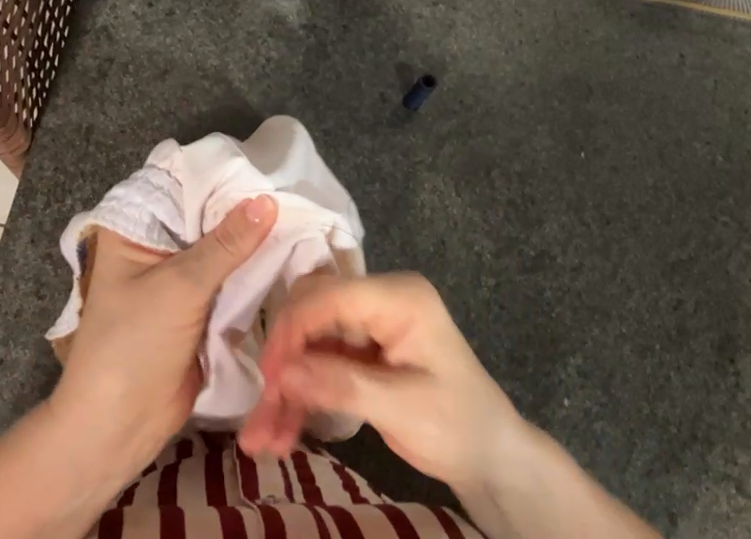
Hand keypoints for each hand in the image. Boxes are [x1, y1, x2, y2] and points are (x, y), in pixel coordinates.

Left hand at [50, 194, 276, 474]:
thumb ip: (226, 244)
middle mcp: (154, 245)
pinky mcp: (198, 308)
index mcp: (132, 227)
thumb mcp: (180, 287)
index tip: (266, 166)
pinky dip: (253, 272)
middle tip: (293, 192)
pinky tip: (288, 255)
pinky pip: (230, 280)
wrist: (118, 426)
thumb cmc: (133, 345)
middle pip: (204, 216)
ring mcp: (177, 278)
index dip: (219, 175)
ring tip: (299, 218)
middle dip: (243, 210)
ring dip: (252, 242)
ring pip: (221, 249)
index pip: (179, 184)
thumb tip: (267, 201)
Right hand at [239, 273, 522, 488]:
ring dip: (285, 386)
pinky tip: (281, 432)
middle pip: (310, 311)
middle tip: (264, 409)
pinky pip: (316, 362)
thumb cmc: (458, 424)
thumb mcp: (403, 408)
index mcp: (398, 297)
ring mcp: (367, 324)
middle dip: (284, 361)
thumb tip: (282, 373)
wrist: (488, 455)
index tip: (269, 378)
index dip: (292, 331)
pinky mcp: (359, 350)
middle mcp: (378, 300)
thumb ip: (342, 385)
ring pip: (307, 341)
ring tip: (262, 435)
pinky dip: (299, 395)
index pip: (329, 296)